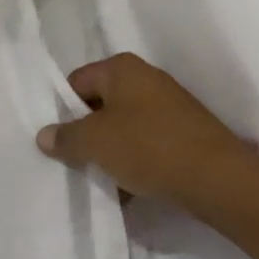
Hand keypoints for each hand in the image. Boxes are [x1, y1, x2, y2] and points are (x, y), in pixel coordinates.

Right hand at [36, 52, 257, 203]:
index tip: (55, 140)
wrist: (214, 176)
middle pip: (101, 104)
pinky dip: (135, 163)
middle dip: (86, 133)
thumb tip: (44, 135)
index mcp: (122, 68)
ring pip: (124, 127)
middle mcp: (146, 78)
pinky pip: (147, 145)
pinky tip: (127, 190)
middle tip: (72, 162)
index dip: (62, 110)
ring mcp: (168, 105)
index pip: (77, 82)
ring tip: (98, 179)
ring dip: (110, 152)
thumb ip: (66, 137)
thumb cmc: (147, 146)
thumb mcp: (95, 142)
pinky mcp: (183, 132)